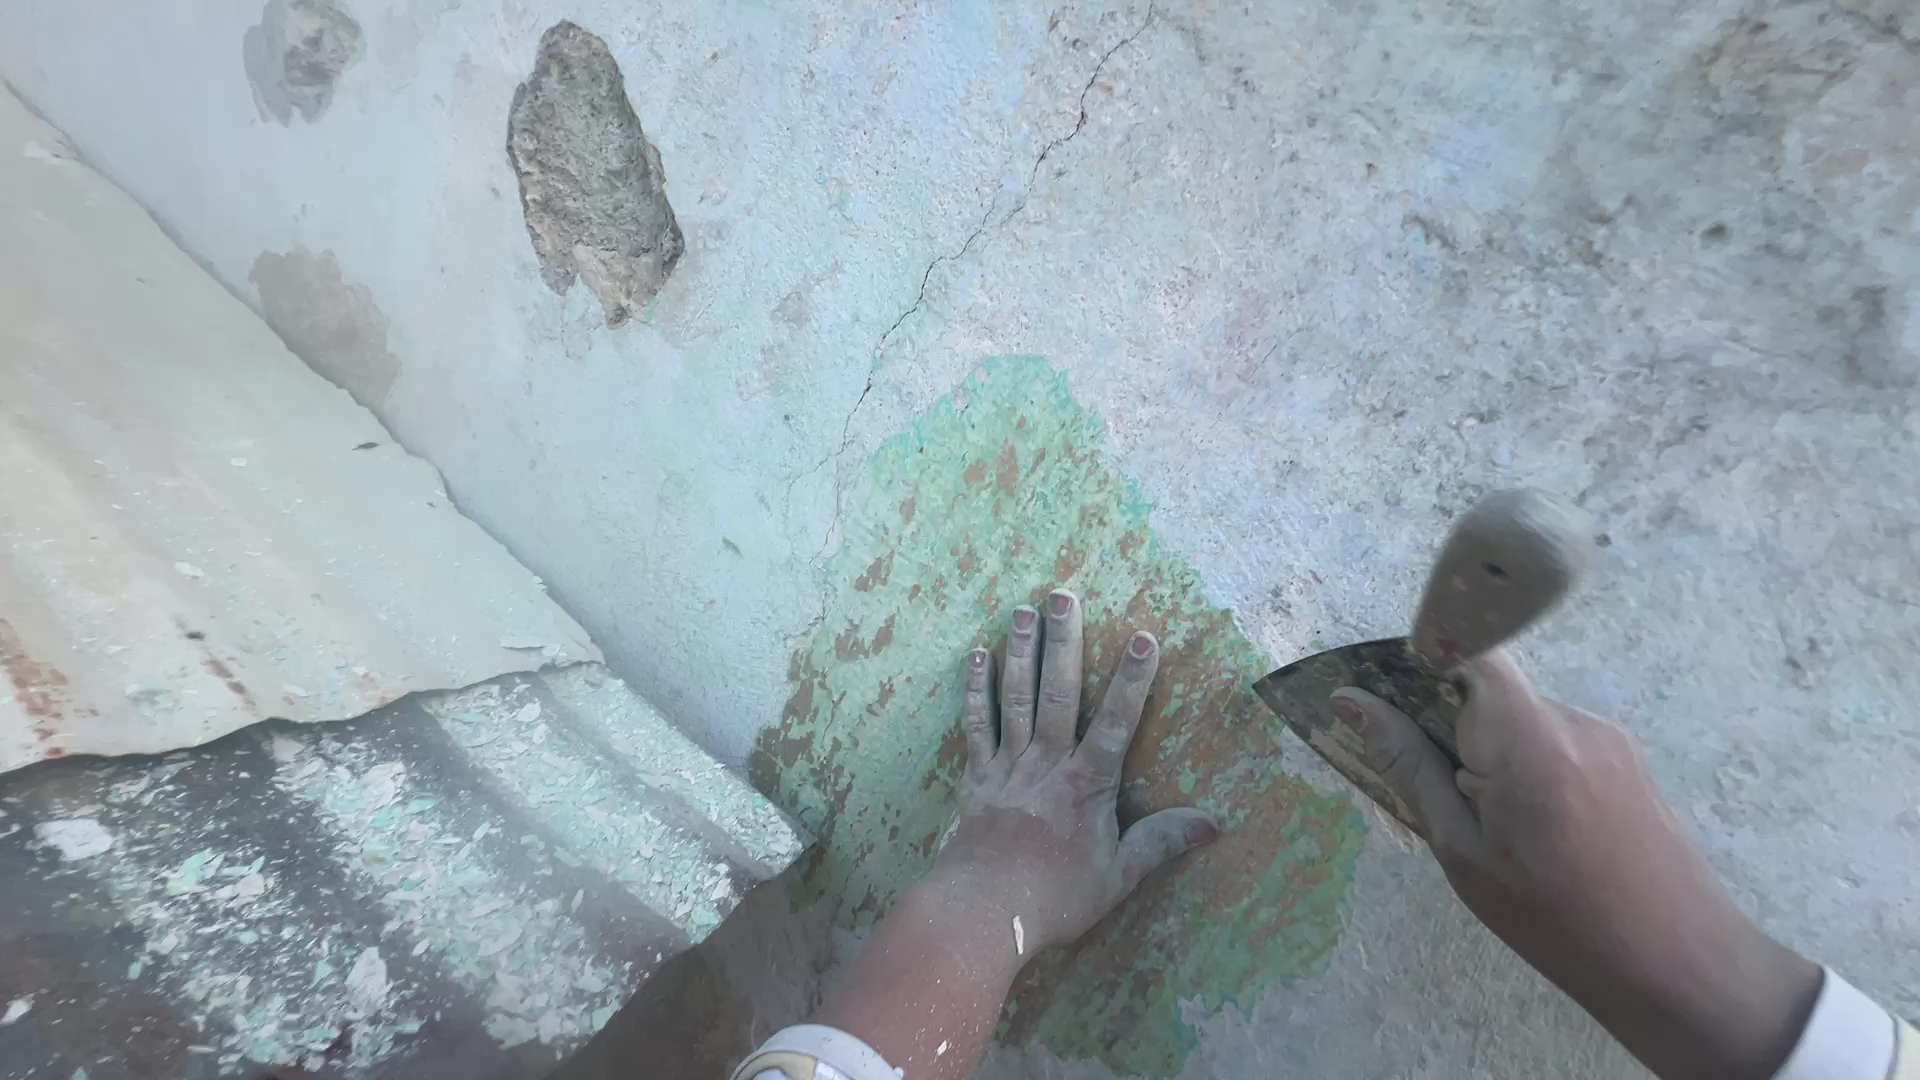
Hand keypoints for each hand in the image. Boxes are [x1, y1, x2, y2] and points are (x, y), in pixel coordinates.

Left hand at [812, 589, 1217, 1079]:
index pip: (1116, 721)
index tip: (1143, 638)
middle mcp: (1047, 761)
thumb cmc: (1058, 896)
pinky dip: (976, 688)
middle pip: (1058, 691)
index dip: (1132, 680)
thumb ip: (1162, 842)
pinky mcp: (977, 773)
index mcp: (1087, 783)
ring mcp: (1008, 763)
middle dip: (1063, 641)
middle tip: (1062, 595)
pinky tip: (976, 655)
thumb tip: (1215, 822)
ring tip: (1021, 609)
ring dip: (1019, 650)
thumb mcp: (1120, 876)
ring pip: (1016, 696)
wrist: (986, 911)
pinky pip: (975, 722)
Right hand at [1334, 649, 1820, 1079]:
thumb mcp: (1458, 845)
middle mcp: (1574, 720)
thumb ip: (1406, 762)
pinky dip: (1517, 755)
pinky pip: (1547, 732)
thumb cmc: (1554, 916)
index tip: (1391, 700)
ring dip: (1481, 740)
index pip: (1469, 650)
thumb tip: (1349, 698)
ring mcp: (1607, 736)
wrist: (1687, 973)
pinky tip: (1522, 816)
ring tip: (1478, 809)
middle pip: (1486, 684)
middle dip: (1443, 715)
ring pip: (1515, 711)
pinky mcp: (1625, 756)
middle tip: (1425, 774)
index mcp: (1529, 738)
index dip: (1421, 660)